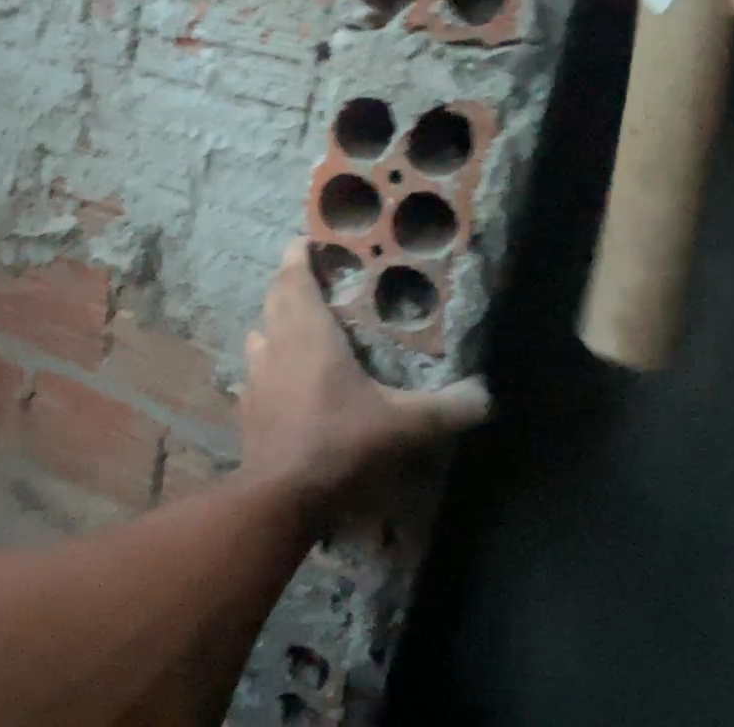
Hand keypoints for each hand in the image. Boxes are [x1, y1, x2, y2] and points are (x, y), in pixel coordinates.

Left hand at [238, 239, 489, 501]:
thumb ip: (447, 408)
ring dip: (275, 320)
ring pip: (261, 331)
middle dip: (290, 282)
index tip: (304, 239)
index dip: (297, 255)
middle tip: (310, 276)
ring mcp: (255, 374)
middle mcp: (276, 344)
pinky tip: (282, 376)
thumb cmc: (340, 444)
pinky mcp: (247, 404)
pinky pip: (255, 368)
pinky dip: (268, 360)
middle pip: (275, 298)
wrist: (281, 493)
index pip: (295, 278)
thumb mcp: (403, 426)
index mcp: (308, 334)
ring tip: (298, 323)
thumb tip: (486, 395)